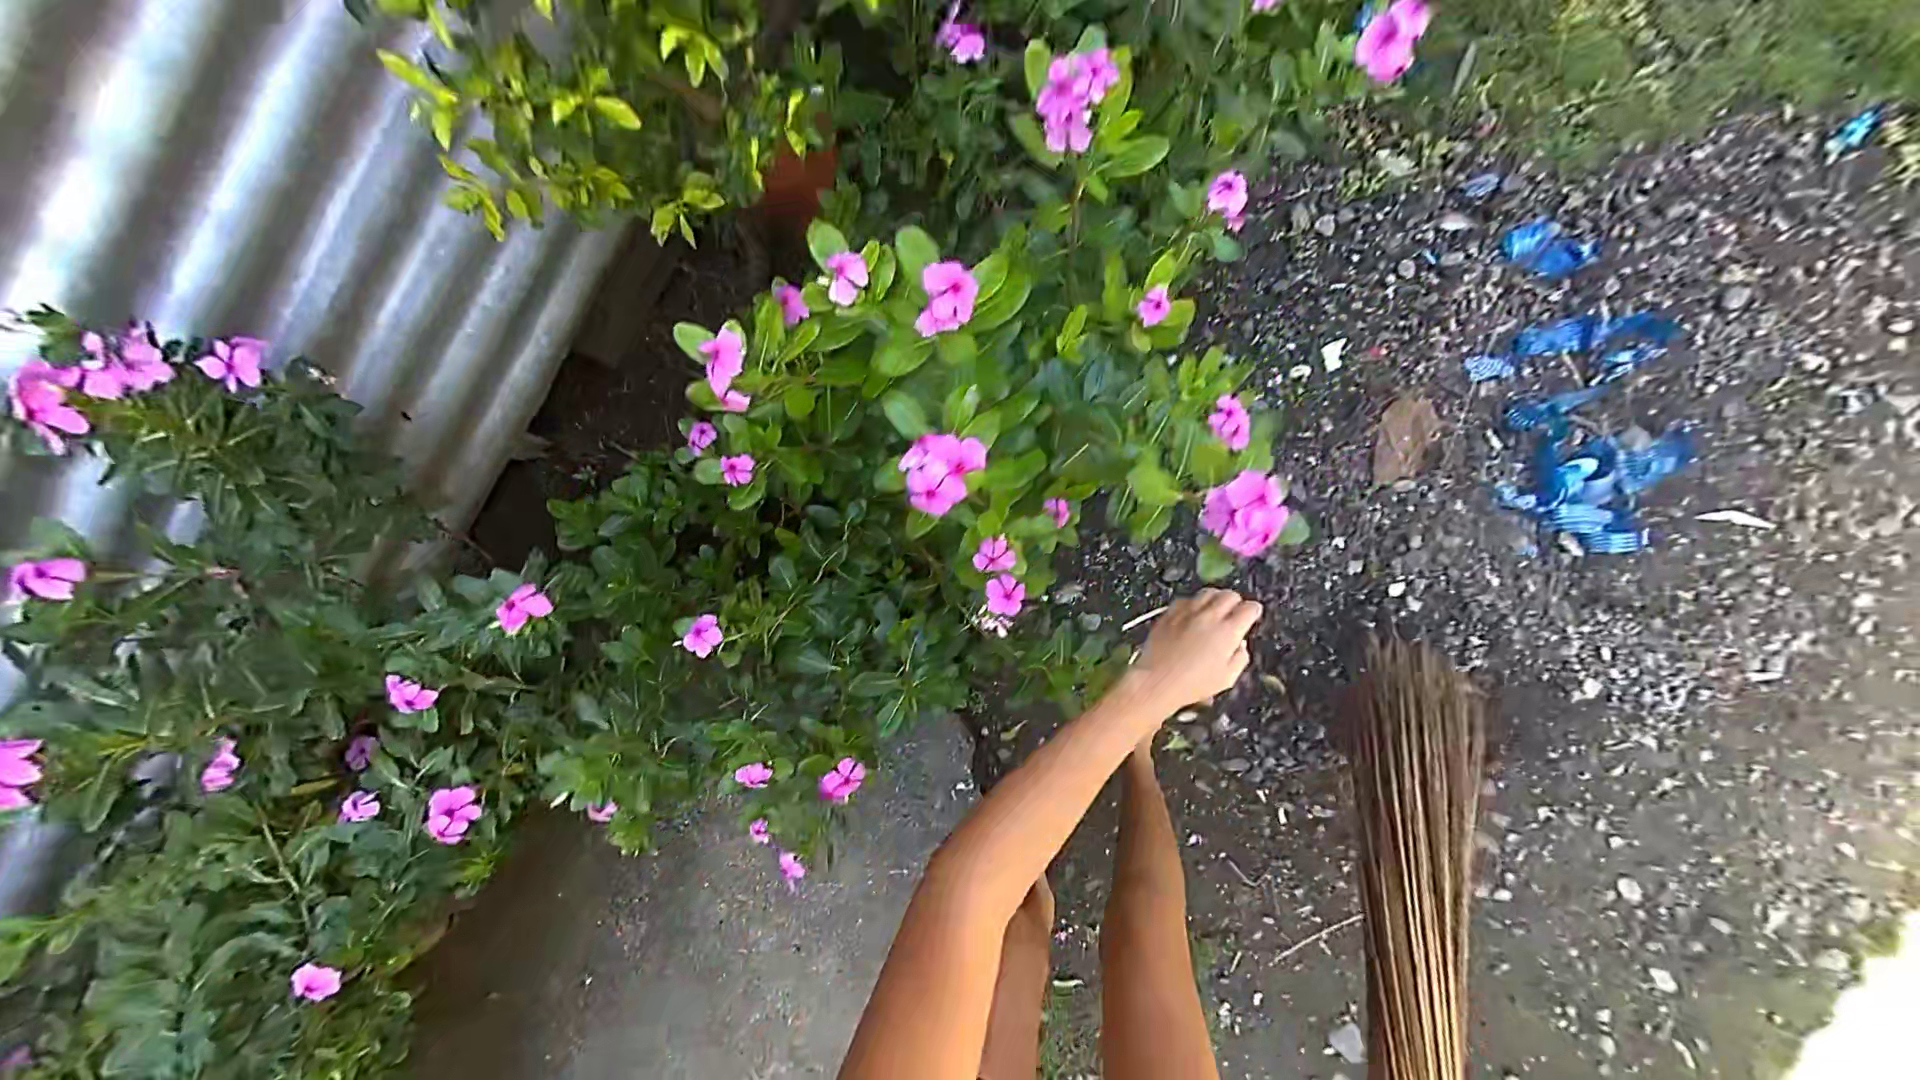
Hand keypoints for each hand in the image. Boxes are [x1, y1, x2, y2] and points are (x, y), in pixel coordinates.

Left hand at [1125, 589, 1262, 710]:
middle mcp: (1208, 617)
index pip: (1248, 609)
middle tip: (1235, 611)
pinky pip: (1186, 599)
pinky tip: (1194, 612)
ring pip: (1207, 592)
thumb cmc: (1192, 684)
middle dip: (1236, 602)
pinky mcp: (1169, 613)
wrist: (1157, 680)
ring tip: (1216, 608)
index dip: (1253, 610)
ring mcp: (1186, 612)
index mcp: (1227, 632)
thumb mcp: (1227, 678)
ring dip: (1216, 598)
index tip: (1252, 613)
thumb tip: (1241, 645)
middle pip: (1229, 595)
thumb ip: (1240, 658)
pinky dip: (1194, 603)